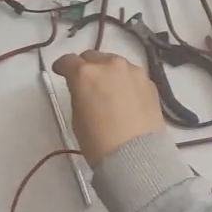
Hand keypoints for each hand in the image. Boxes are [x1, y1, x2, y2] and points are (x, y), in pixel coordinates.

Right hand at [53, 50, 166, 164]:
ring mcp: (133, 71)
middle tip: (87, 83)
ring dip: (108, 72)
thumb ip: (79, 95)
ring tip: (109, 90)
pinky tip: (126, 97)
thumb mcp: (78, 118)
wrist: (137, 155)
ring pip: (115, 63)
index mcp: (85, 74)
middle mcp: (110, 65)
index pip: (68, 61)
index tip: (62, 72)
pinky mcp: (149, 82)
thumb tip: (85, 90)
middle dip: (87, 67)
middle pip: (93, 57)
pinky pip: (132, 75)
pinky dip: (126, 82)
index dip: (63, 67)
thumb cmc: (100, 142)